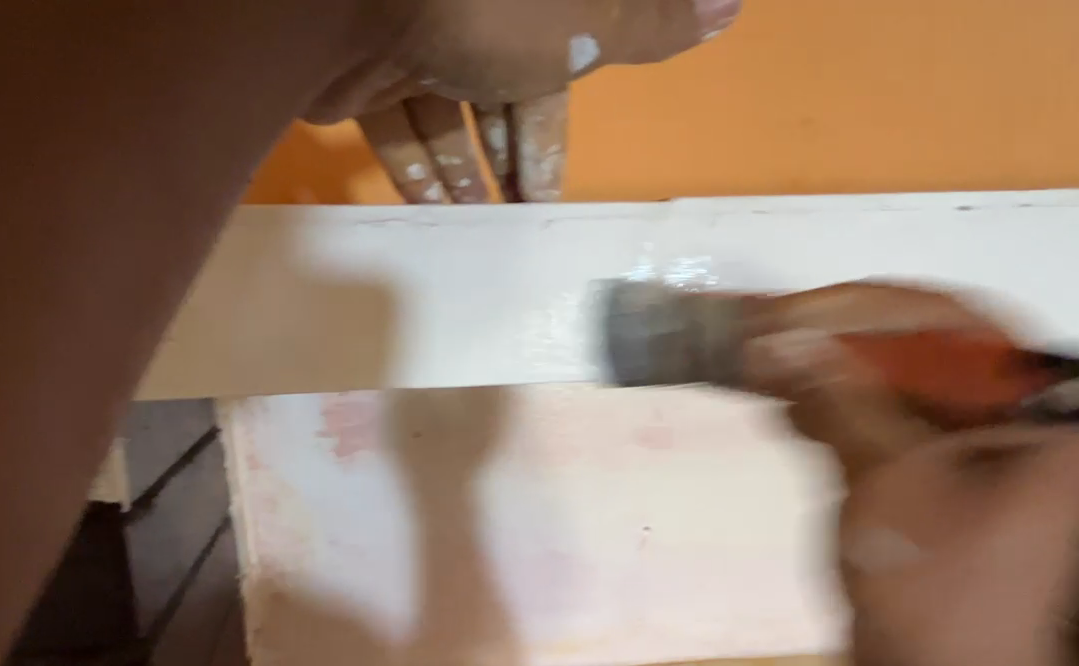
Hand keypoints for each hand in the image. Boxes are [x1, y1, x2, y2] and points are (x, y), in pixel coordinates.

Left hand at [316, 0, 741, 201]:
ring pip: (443, 114)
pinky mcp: (363, 63)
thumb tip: (732, 6)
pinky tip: (430, 213)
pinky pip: (395, 122)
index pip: (556, 60)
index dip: (548, 135)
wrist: (346, 4)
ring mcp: (412, 32)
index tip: (544, 196)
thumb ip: (649, 21)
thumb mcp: (585, 16)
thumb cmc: (483, 7)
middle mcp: (472, 8)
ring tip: (474, 229)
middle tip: (514, 225)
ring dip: (462, 175)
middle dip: (506, 163)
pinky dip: (413, 167)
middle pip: (498, 94)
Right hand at [739, 290, 1078, 665]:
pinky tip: (788, 415)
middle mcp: (1031, 423)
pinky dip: (842, 423)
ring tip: (765, 370)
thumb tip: (785, 340)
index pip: (958, 323)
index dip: (868, 309)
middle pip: (931, 355)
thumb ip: (841, 399)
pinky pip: (896, 437)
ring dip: (835, 382)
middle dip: (842, 344)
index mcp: (1050, 409)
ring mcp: (990, 462)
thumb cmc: (934, 592)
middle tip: (770, 337)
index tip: (793, 314)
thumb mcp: (886, 480)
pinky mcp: (952, 495)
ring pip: (906, 396)